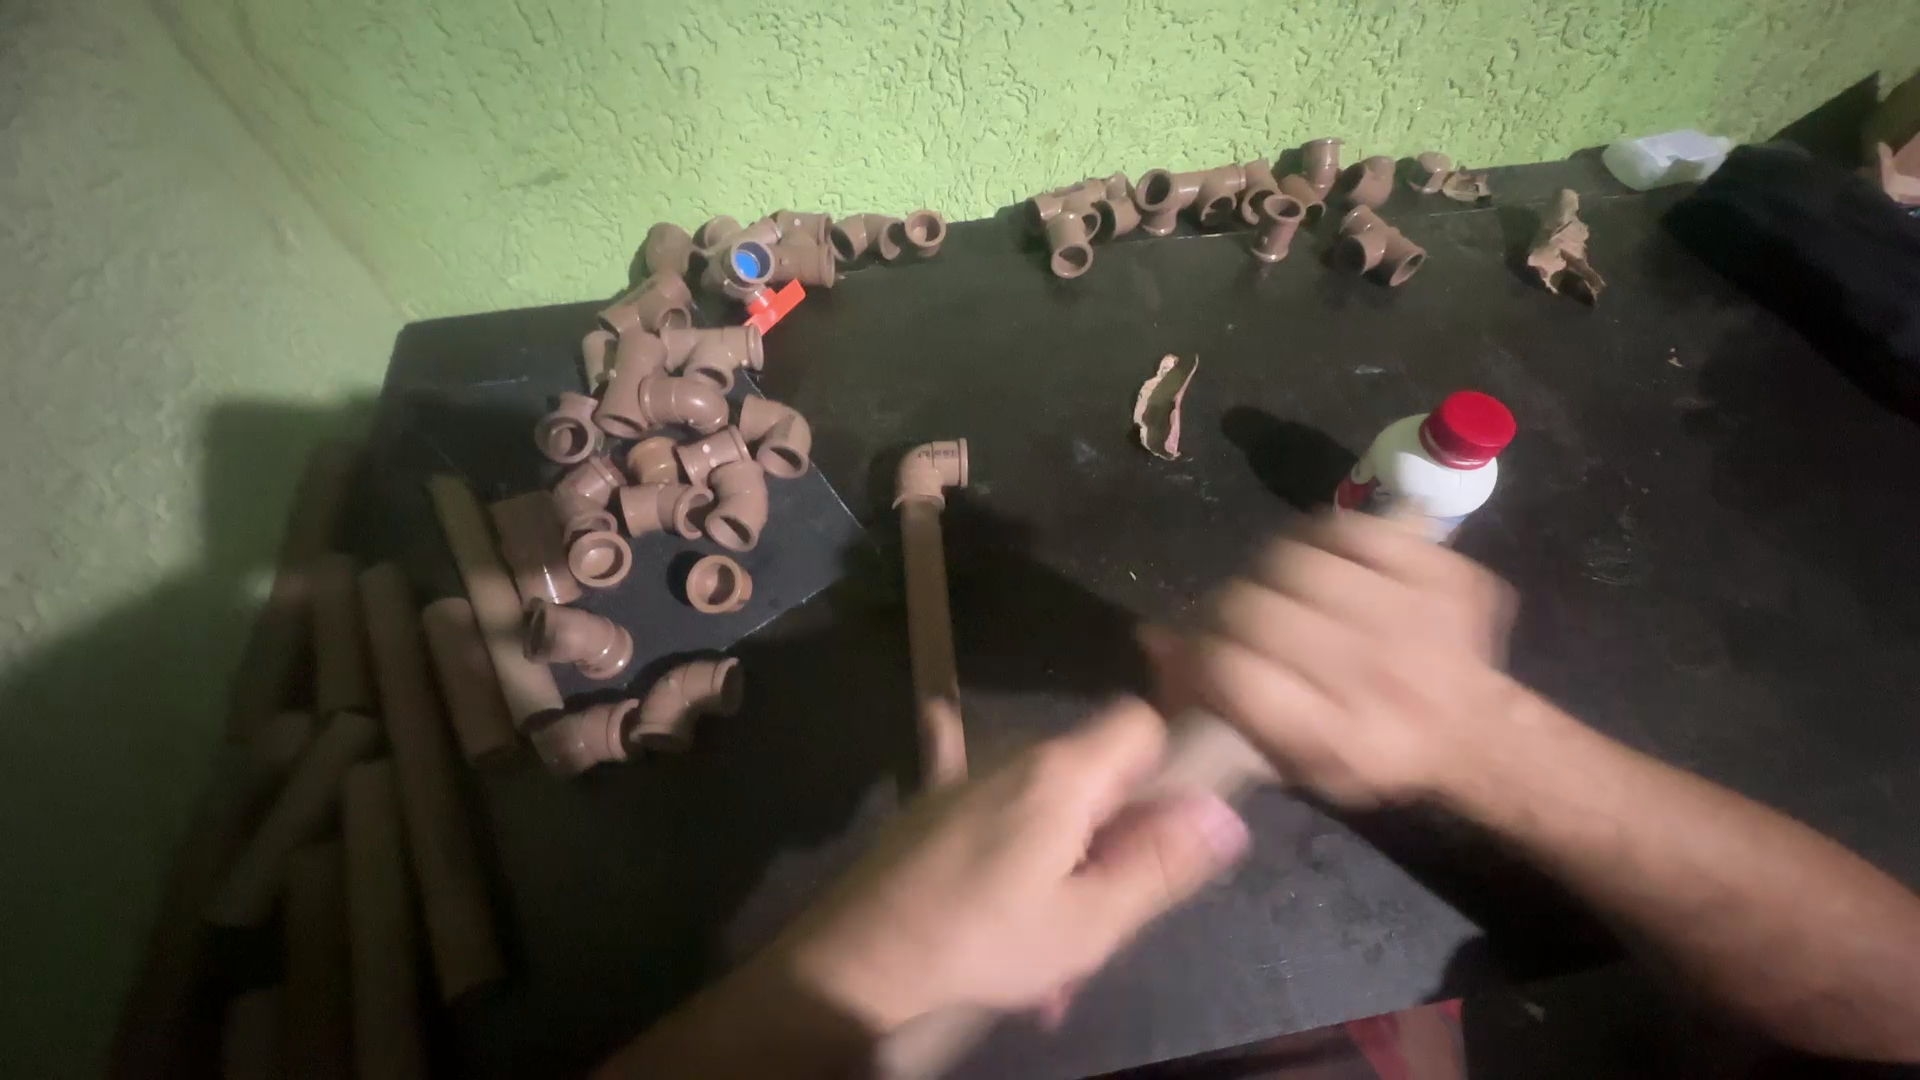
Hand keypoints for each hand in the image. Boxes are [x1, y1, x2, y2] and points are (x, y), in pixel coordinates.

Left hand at [764, 699, 1250, 1033]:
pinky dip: (989, 775)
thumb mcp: (1088, 923)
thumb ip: (1159, 864)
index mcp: (1065, 775)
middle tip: (1104, 893)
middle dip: (1114, 821)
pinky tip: (948, 724)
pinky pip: (966, 761)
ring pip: (1046, 785)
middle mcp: (1020, 753)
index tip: (1158, 824)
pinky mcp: (936, 792)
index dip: (1163, 764)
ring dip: (1064, 839)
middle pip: (1095, 763)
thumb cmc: (986, 941)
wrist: (867, 953)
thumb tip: (1222, 814)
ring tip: (1050, 911)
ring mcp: (972, 768)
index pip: (1138, 722)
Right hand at [1143, 510, 1520, 808]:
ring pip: (1296, 565)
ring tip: (1274, 591)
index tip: (1200, 657)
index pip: (1233, 673)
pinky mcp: (1446, 575)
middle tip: (1233, 621)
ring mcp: (1422, 621)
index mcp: (1342, 740)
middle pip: (1258, 613)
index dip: (1198, 657)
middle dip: (1225, 614)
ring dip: (1267, 575)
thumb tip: (1151, 635)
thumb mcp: (1280, 753)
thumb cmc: (1360, 750)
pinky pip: (1350, 529)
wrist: (1474, 730)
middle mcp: (1385, 681)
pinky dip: (1319, 539)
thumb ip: (1210, 701)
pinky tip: (1320, 566)